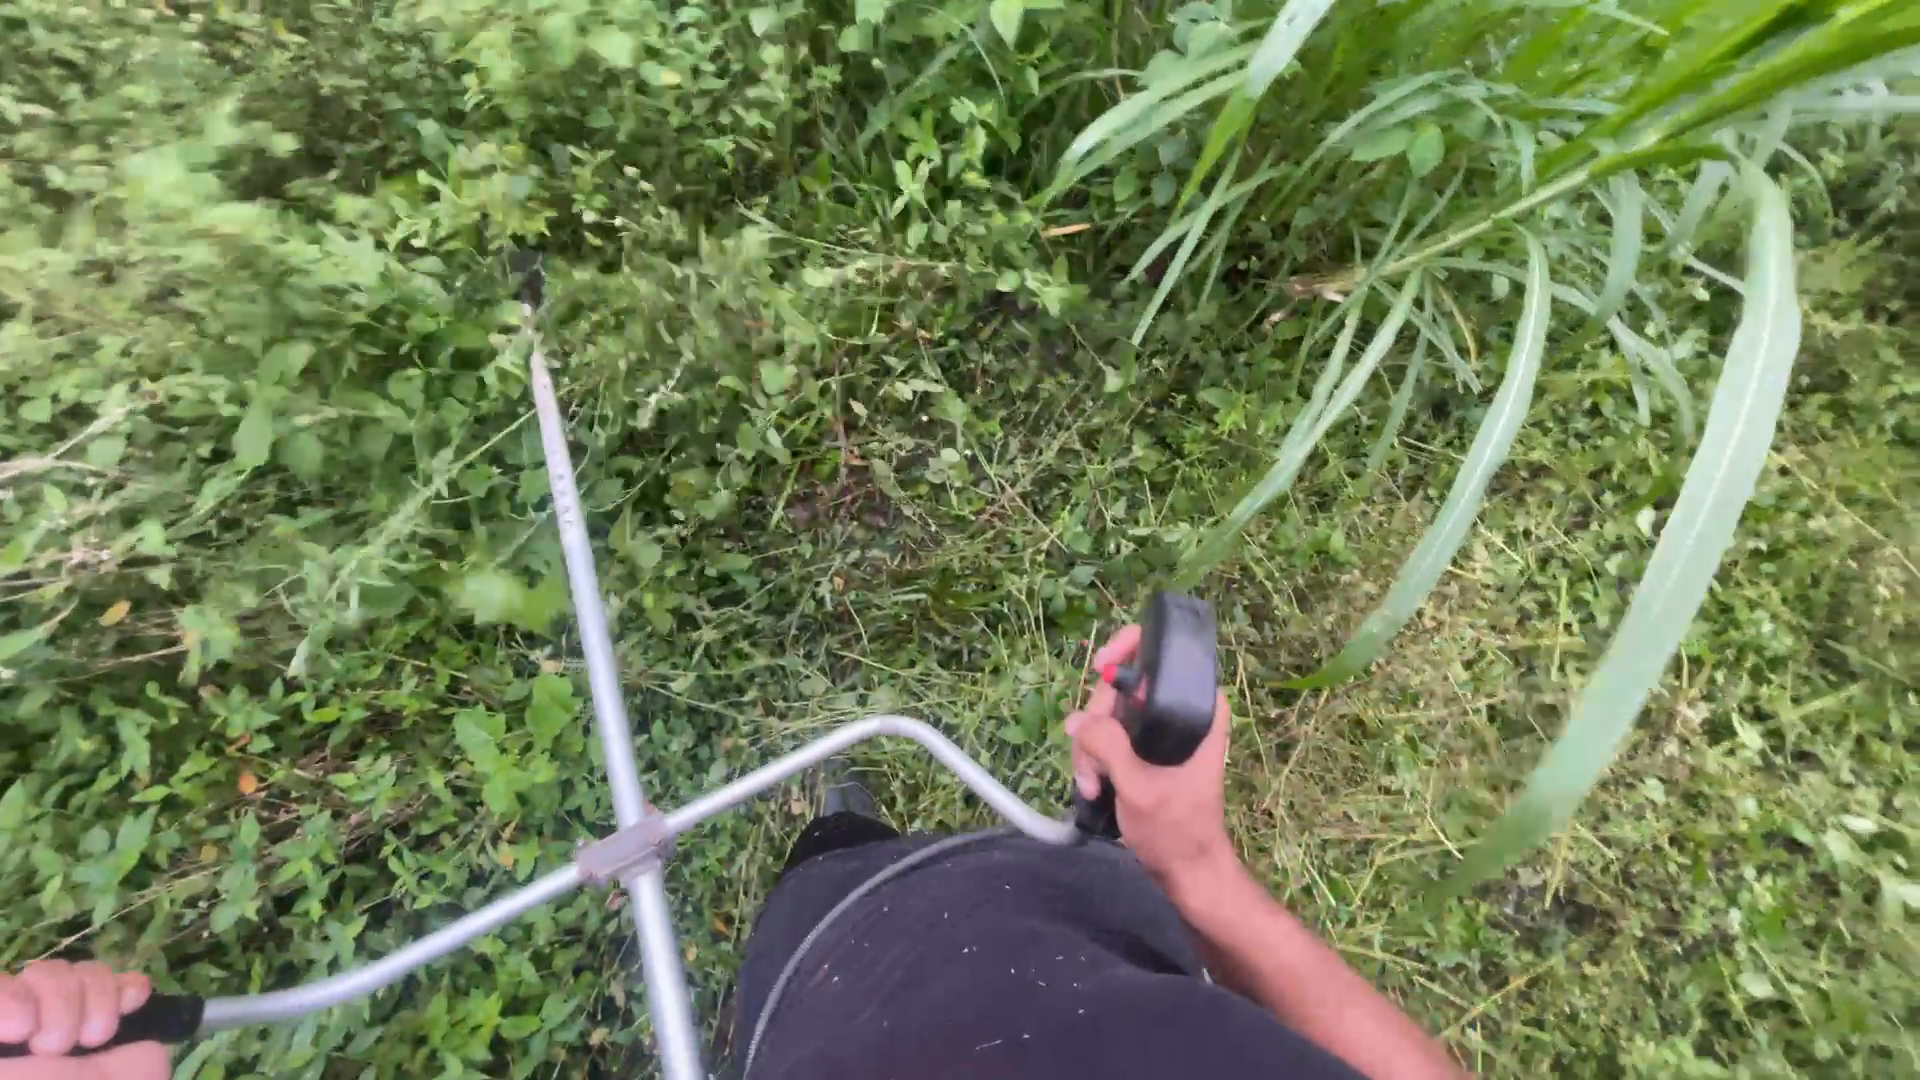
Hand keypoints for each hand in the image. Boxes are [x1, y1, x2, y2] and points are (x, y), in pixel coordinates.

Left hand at [0, 961, 167, 1079]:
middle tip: (58, 1047)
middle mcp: (28, 1021)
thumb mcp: (1, 1071)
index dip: (10, 996)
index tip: (20, 1031)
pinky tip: (129, 1011)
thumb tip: (10, 1007)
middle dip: (58, 1005)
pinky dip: (130, 990)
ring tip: (96, 1039)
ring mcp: (77, 1015)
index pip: (0, 985)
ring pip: (87, 971)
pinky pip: (128, 976)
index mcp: (1, 1036)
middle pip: (45, 972)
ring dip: (97, 1003)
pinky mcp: (122, 1009)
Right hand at [1066, 624, 1237, 888]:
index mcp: (1197, 706)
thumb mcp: (1139, 786)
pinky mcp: (1141, 746)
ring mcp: (1157, 727)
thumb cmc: (1176, 829)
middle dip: (1097, 723)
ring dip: (1090, 748)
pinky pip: (1105, 733)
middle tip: (1093, 766)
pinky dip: (1093, 756)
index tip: (1101, 668)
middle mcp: (1177, 708)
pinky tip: (1093, 785)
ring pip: (1106, 712)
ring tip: (1093, 785)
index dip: (1128, 649)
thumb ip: (1108, 746)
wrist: (1186, 870)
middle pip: (1121, 685)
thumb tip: (1077, 722)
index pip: (1162, 652)